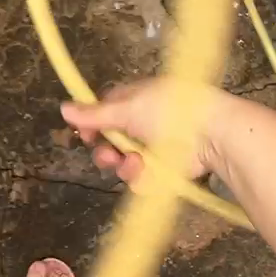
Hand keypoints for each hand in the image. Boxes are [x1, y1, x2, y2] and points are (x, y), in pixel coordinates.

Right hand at [60, 80, 245, 187]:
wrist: (211, 134)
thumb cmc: (171, 111)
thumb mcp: (128, 108)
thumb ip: (96, 114)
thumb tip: (63, 108)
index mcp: (137, 99)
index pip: (106, 111)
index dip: (94, 124)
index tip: (86, 135)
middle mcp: (145, 122)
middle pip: (113, 142)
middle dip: (107, 152)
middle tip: (109, 157)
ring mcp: (157, 147)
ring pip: (126, 163)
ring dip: (126, 165)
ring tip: (135, 164)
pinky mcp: (168, 168)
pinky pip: (145, 177)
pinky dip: (145, 177)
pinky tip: (150, 173)